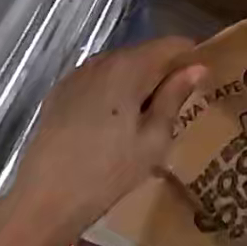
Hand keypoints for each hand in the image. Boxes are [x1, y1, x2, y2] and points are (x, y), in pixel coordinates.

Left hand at [0, 37, 206, 245]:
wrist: (44, 201)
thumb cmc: (108, 172)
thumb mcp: (153, 140)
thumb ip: (175, 96)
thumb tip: (197, 67)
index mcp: (129, 66)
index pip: (172, 44)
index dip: (191, 57)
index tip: (202, 80)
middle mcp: (103, 59)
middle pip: (145, 53)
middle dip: (164, 71)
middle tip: (178, 105)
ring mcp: (78, 74)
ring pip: (120, 66)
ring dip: (138, 81)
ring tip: (146, 117)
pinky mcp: (60, 91)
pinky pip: (98, 80)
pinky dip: (112, 91)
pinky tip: (112, 124)